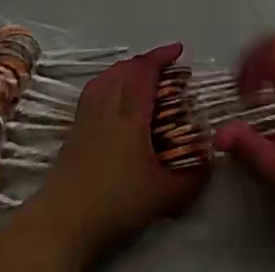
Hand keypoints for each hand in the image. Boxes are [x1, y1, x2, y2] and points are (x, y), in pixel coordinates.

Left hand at [37, 43, 208, 250]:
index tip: (180, 50)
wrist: (61, 225)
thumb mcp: (163, 195)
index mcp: (130, 114)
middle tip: (166, 66)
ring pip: (105, 78)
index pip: (145, 71)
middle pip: (124, 69)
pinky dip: (108, 83)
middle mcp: (107, 108)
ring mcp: (86, 118)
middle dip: (147, 60)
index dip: (162, 55)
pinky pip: (93, 92)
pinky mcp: (73, 132)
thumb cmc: (115, 202)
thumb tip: (213, 161)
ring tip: (141, 76)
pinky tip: (115, 98)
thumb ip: (193, 177)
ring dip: (126, 69)